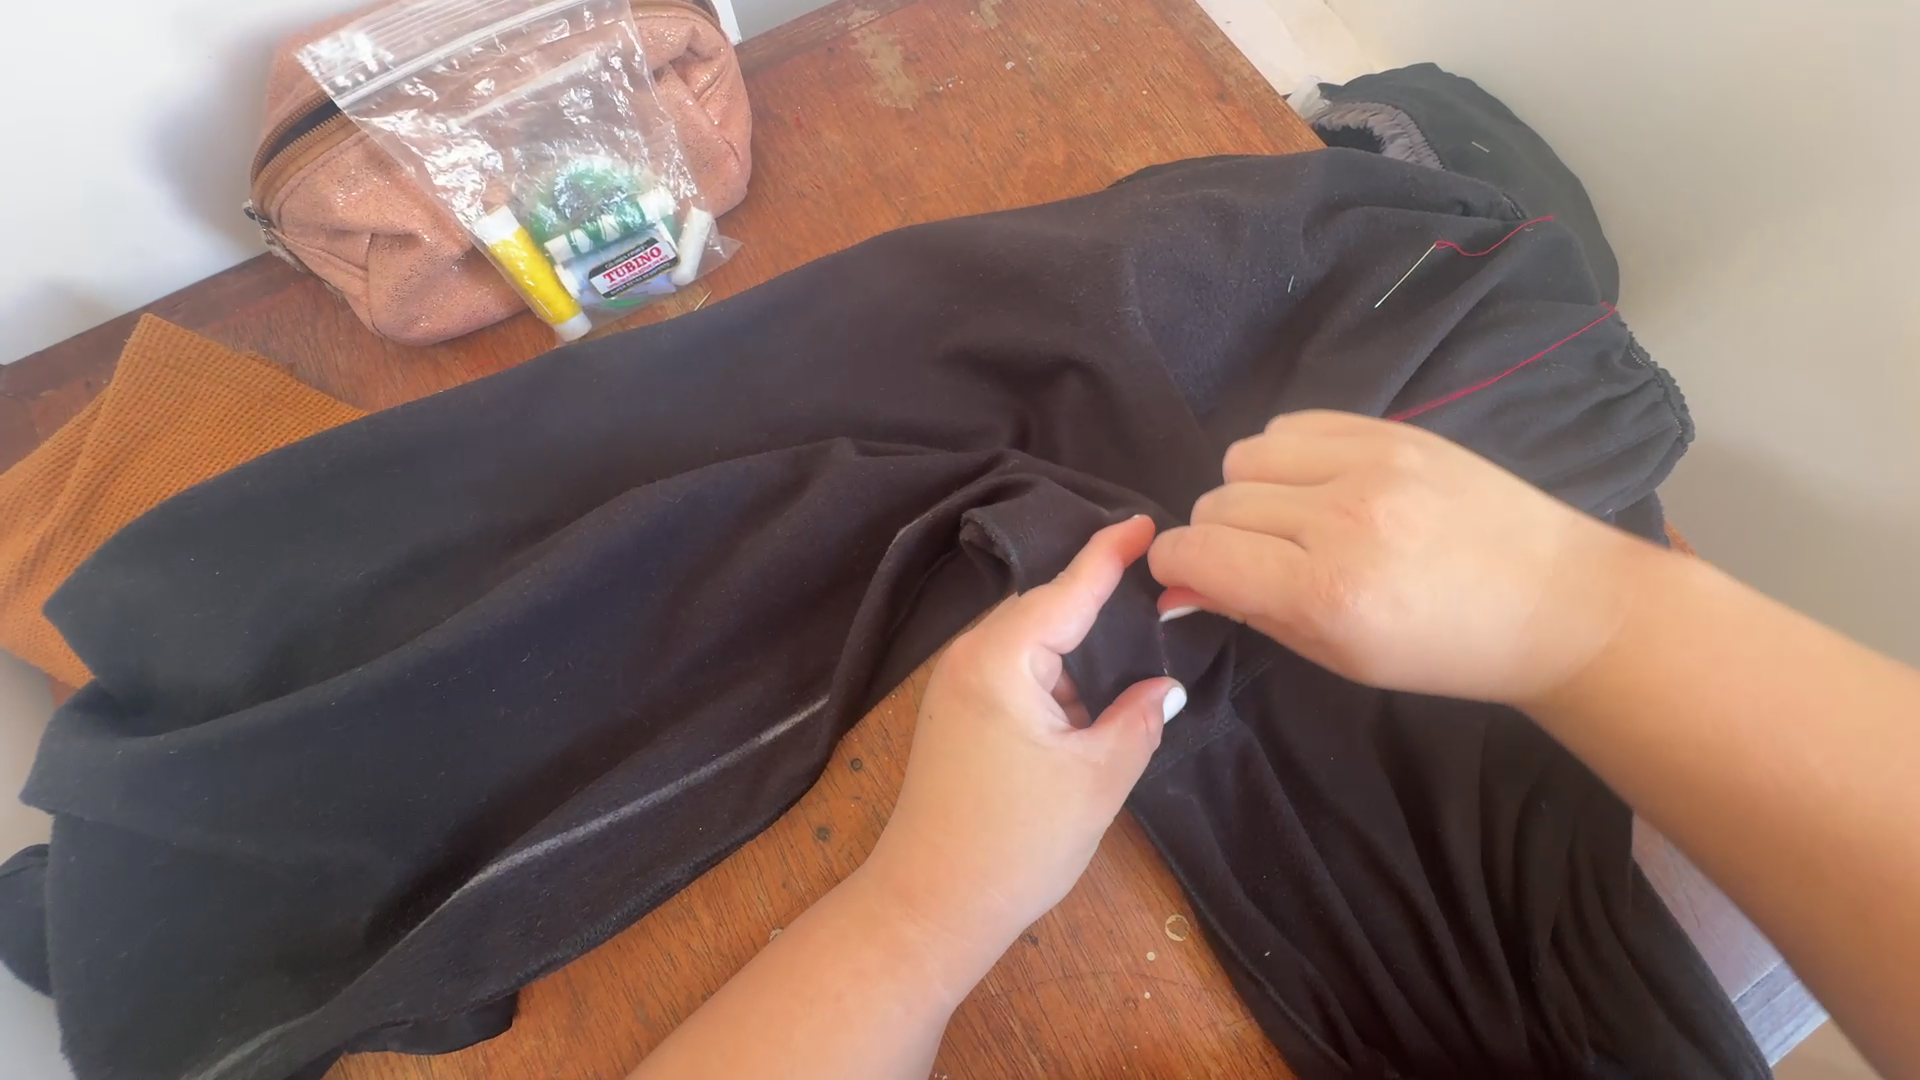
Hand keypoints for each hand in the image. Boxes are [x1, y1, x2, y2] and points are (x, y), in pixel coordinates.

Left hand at [861, 516, 1185, 960]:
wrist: (930, 905)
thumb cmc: (1016, 842)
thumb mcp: (1096, 779)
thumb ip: (1136, 720)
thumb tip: (1163, 687)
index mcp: (1001, 659)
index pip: (1066, 590)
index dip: (1109, 554)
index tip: (1142, 522)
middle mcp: (969, 657)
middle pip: (1044, 613)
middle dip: (1096, 609)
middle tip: (1154, 609)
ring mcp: (955, 685)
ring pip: (1029, 646)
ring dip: (1075, 655)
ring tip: (1127, 668)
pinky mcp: (954, 712)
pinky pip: (1012, 673)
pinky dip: (1051, 681)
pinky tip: (1082, 708)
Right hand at [1148, 410, 1647, 706]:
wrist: (1557, 603)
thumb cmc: (1438, 650)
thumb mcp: (1333, 653)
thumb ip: (1245, 611)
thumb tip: (1174, 587)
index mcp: (1327, 592)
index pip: (1199, 552)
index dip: (1172, 563)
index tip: (1182, 573)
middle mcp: (1342, 519)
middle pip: (1216, 504)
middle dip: (1215, 536)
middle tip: (1255, 559)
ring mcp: (1371, 465)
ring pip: (1242, 457)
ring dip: (1247, 491)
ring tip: (1289, 516)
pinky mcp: (1393, 431)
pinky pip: (1289, 424)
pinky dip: (1284, 456)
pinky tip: (1316, 483)